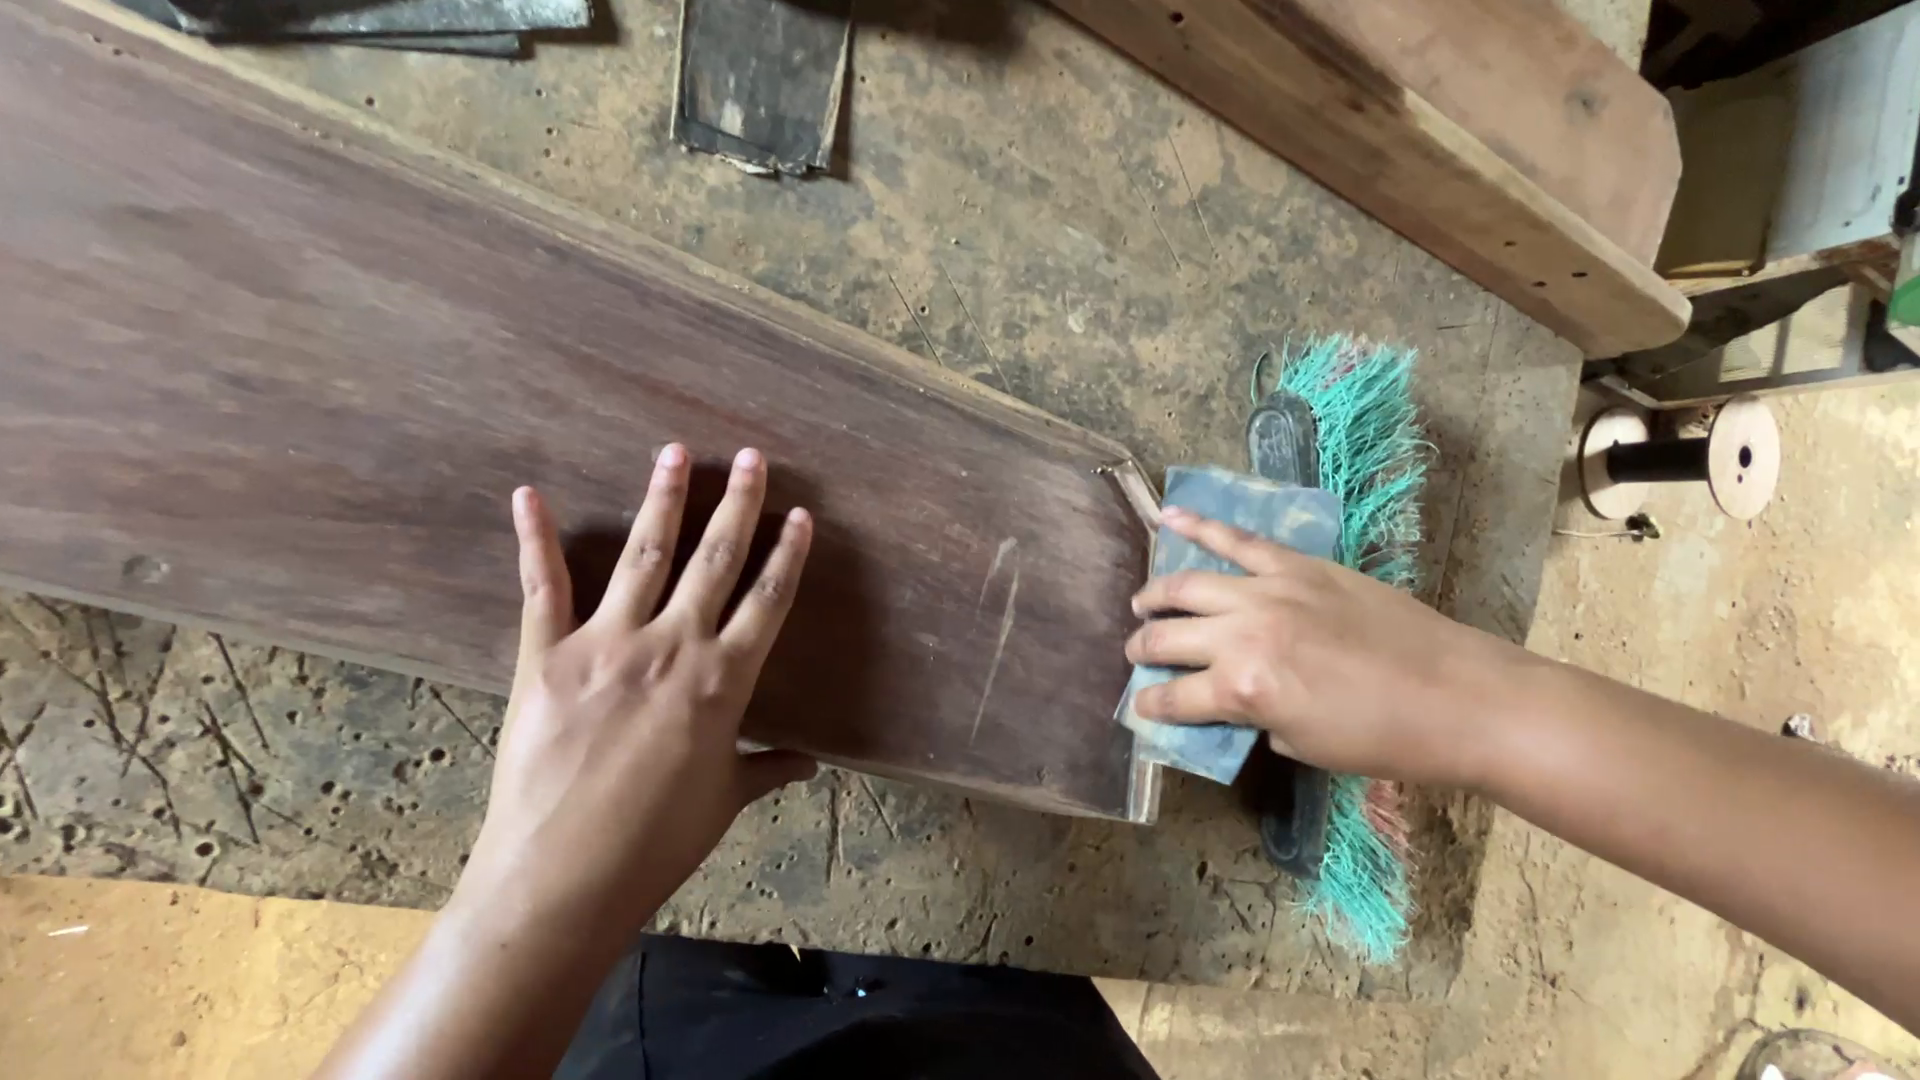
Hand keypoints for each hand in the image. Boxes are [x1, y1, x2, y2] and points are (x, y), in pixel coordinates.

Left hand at [452, 445, 816, 940]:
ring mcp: (607, 645)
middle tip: (752, 459)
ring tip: (677, 453)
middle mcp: (673, 647)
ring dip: (664, 501)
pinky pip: (544, 588)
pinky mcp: (547, 657)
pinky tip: (530, 495)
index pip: (767, 601)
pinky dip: (536, 539)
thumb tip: (808, 764)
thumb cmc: (658, 843)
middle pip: (715, 560)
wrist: (563, 878)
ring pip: (645, 556)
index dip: (787, 554)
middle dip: (738, 505)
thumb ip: (767, 769)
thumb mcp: (724, 801)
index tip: (801, 516)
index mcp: (723, 681)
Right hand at [1124, 507, 1531, 787]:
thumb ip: (1253, 716)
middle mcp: (1241, 634)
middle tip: (1135, 653)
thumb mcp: (1301, 745)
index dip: (1149, 705)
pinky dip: (1200, 526)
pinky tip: (1169, 518)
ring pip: (1188, 584)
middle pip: (1168, 637)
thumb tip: (1231, 700)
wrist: (1459, 695)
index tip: (1140, 706)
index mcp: (1242, 689)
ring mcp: (1268, 591)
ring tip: (1140, 603)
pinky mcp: (1296, 566)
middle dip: (1142, 648)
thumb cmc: (1382, 738)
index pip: (1173, 697)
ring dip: (1155, 595)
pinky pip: (1238, 540)